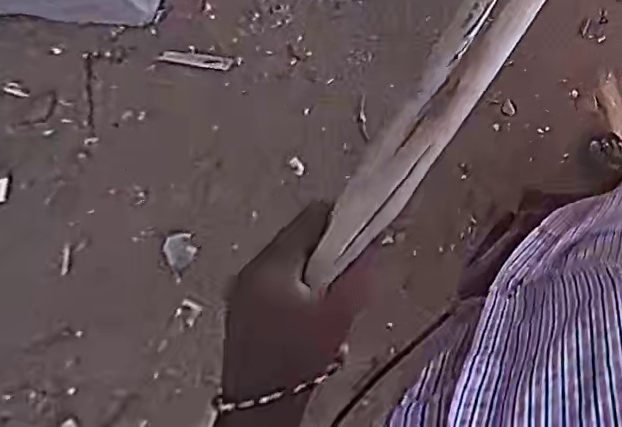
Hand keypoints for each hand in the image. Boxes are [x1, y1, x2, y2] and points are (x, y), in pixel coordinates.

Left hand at [221, 202, 365, 405]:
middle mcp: (252, 267)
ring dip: (317, 259)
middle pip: (303, 230)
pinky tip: (314, 300)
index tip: (363, 236)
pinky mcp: (242, 305)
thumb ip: (361, 264)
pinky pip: (281, 271)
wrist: (262, 410)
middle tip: (350, 264)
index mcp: (272, 263)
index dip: (345, 219)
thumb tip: (378, 232)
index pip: (315, 213)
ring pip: (293, 250)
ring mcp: (243, 287)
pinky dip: (301, 275)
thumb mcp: (341, 307)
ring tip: (333, 285)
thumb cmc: (301, 355)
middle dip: (331, 241)